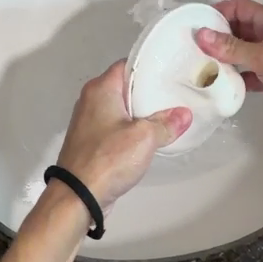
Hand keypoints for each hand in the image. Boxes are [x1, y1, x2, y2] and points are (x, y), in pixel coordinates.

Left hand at [52, 61, 190, 212]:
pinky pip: (114, 125)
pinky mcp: (89, 140)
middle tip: (174, 93)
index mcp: (100, 88)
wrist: (77, 196)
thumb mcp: (145, 138)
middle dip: (148, 91)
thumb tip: (185, 114)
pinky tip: (148, 136)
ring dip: (140, 112)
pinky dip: (129, 127)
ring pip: (120, 108)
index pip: (128, 64)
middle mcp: (90, 99)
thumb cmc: (109, 158)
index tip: (171, 72)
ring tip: (167, 113)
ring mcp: (87, 120)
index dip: (150, 67)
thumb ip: (166, 123)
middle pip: (124, 86)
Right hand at [194, 0, 262, 142]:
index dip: (219, 12)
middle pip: (238, 30)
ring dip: (223, 59)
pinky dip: (233, 78)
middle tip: (191, 47)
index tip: (196, 24)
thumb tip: (201, 35)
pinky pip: (246, 74)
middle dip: (217, 37)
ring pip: (240, 53)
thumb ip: (233, 47)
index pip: (241, 8)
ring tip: (198, 66)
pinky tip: (217, 85)